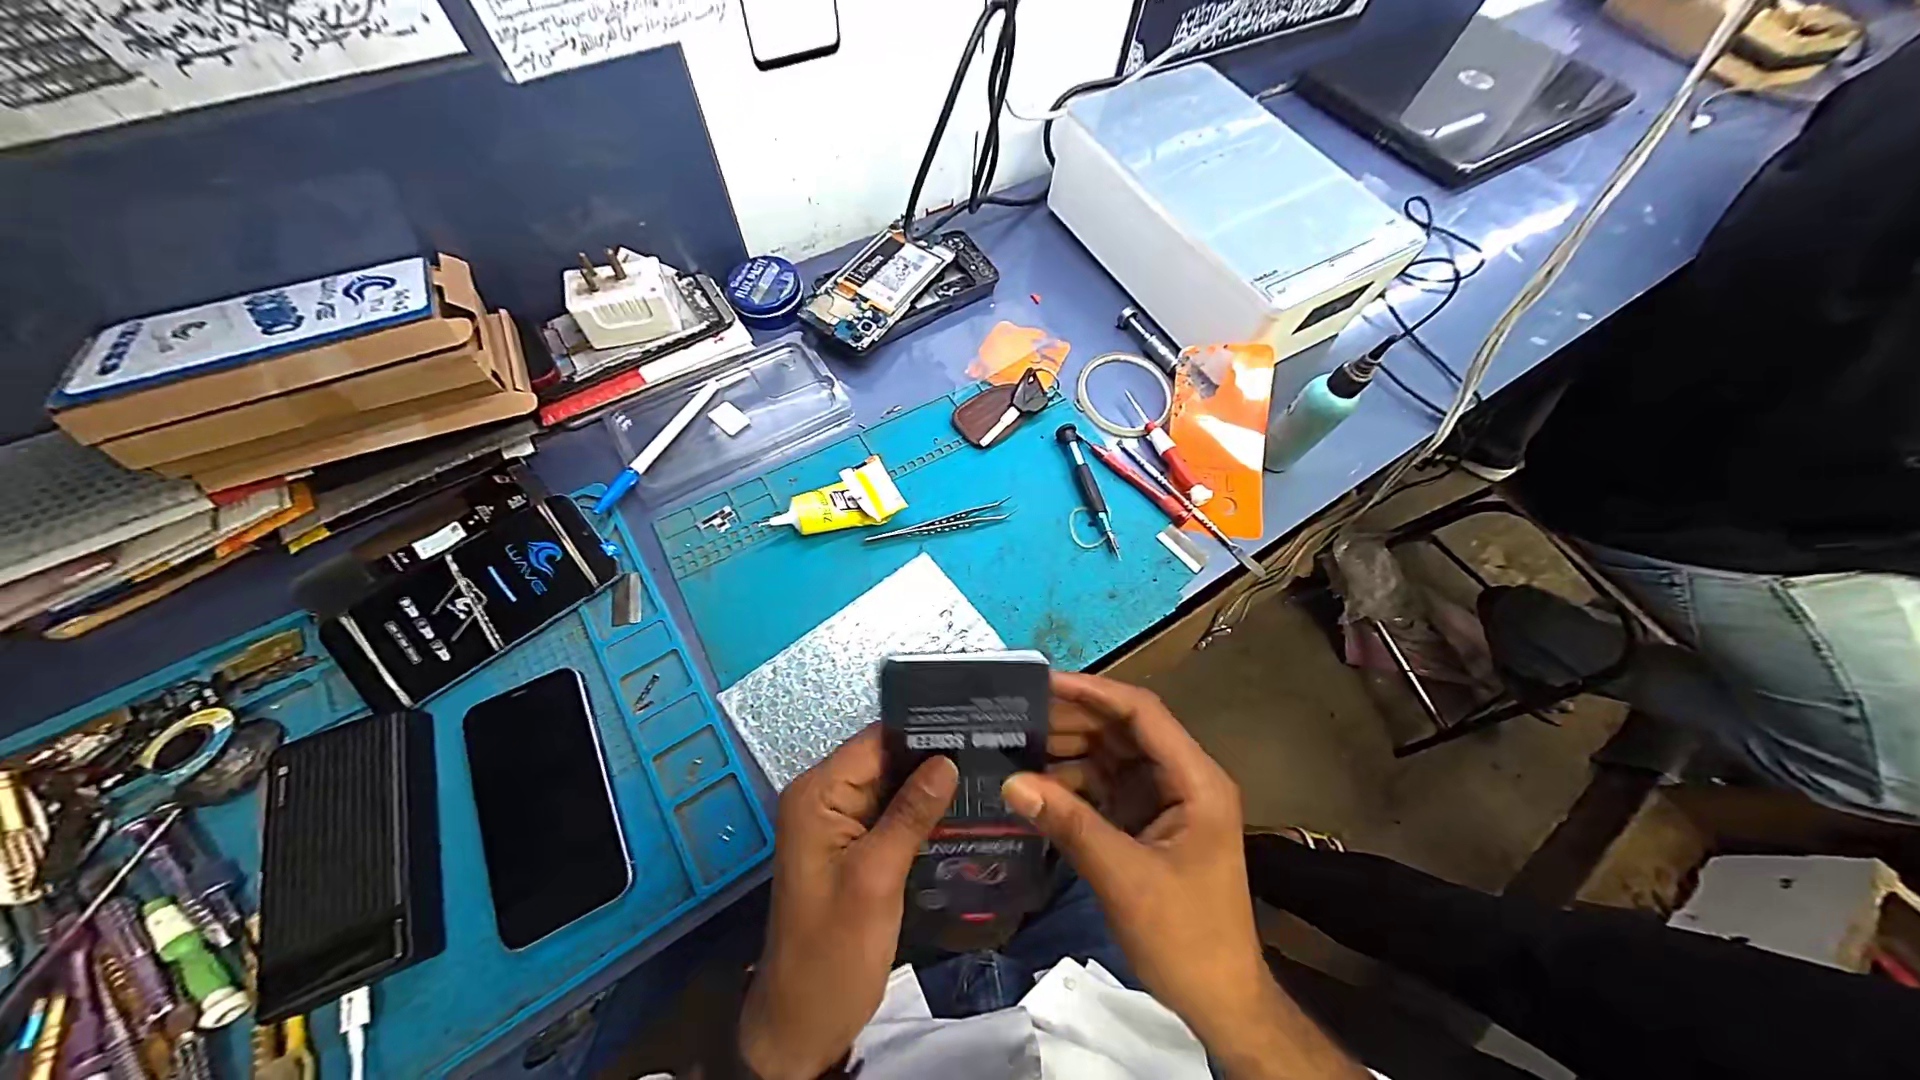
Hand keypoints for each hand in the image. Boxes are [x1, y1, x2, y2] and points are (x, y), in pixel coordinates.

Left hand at [737, 726, 957, 1079]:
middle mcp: (825, 797)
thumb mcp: (875, 878)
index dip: (921, 732)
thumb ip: (910, 814)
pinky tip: (961, 808)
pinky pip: (892, 813)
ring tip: (987, 772)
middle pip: (885, 760)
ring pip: (893, 786)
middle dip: (932, 757)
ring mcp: (839, 822)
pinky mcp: (854, 845)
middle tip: (990, 750)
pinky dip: (921, 811)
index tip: (973, 727)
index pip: (875, 742)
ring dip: (931, 784)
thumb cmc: (832, 951)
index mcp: (817, 794)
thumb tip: (946, 759)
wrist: (804, 1022)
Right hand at [1004, 673, 1363, 1078]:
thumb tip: (1011, 781)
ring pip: (1110, 755)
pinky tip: (1036, 784)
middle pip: (1123, 730)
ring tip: (1017, 743)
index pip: (1143, 713)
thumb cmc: (1186, 937)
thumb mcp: (1124, 878)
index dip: (1094, 692)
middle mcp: (1181, 778)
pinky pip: (1104, 786)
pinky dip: (1072, 783)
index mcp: (1195, 780)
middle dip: (1073, 720)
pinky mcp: (1145, 820)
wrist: (1219, 1003)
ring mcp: (1162, 799)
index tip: (1044, 683)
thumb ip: (1069, 823)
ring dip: (1068, 750)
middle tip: (1018, 714)